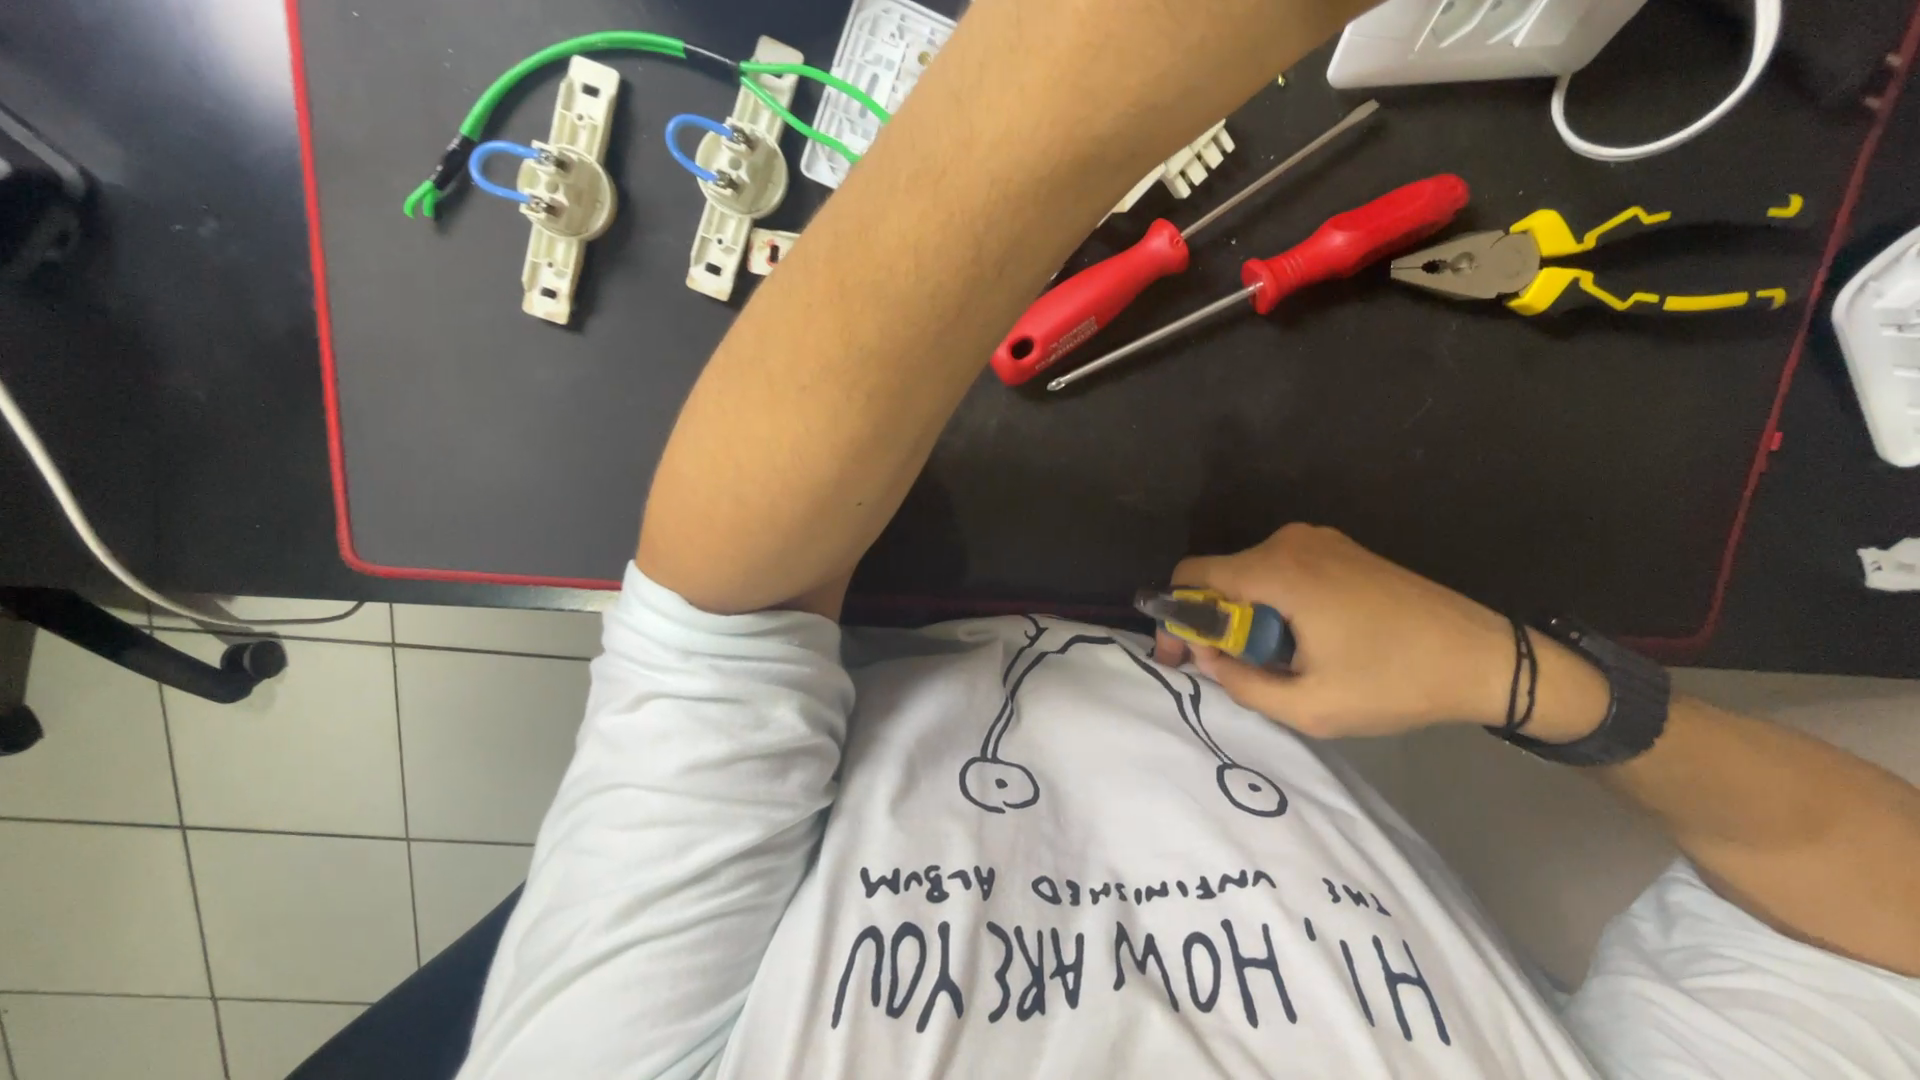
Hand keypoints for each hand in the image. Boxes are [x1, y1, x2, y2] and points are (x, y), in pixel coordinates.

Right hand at [1152, 524, 1607, 740]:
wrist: (1487, 658)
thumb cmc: (1394, 683)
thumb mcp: (1309, 706)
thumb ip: (1240, 682)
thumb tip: (1206, 657)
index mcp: (1278, 572)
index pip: (1191, 576)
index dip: (1174, 617)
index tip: (1181, 658)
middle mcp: (1291, 543)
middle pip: (1220, 576)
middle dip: (1211, 623)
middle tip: (1226, 670)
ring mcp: (1320, 541)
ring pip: (1250, 575)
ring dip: (1245, 618)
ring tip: (1274, 664)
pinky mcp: (1342, 550)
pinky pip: (1282, 572)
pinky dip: (1273, 605)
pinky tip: (1303, 642)